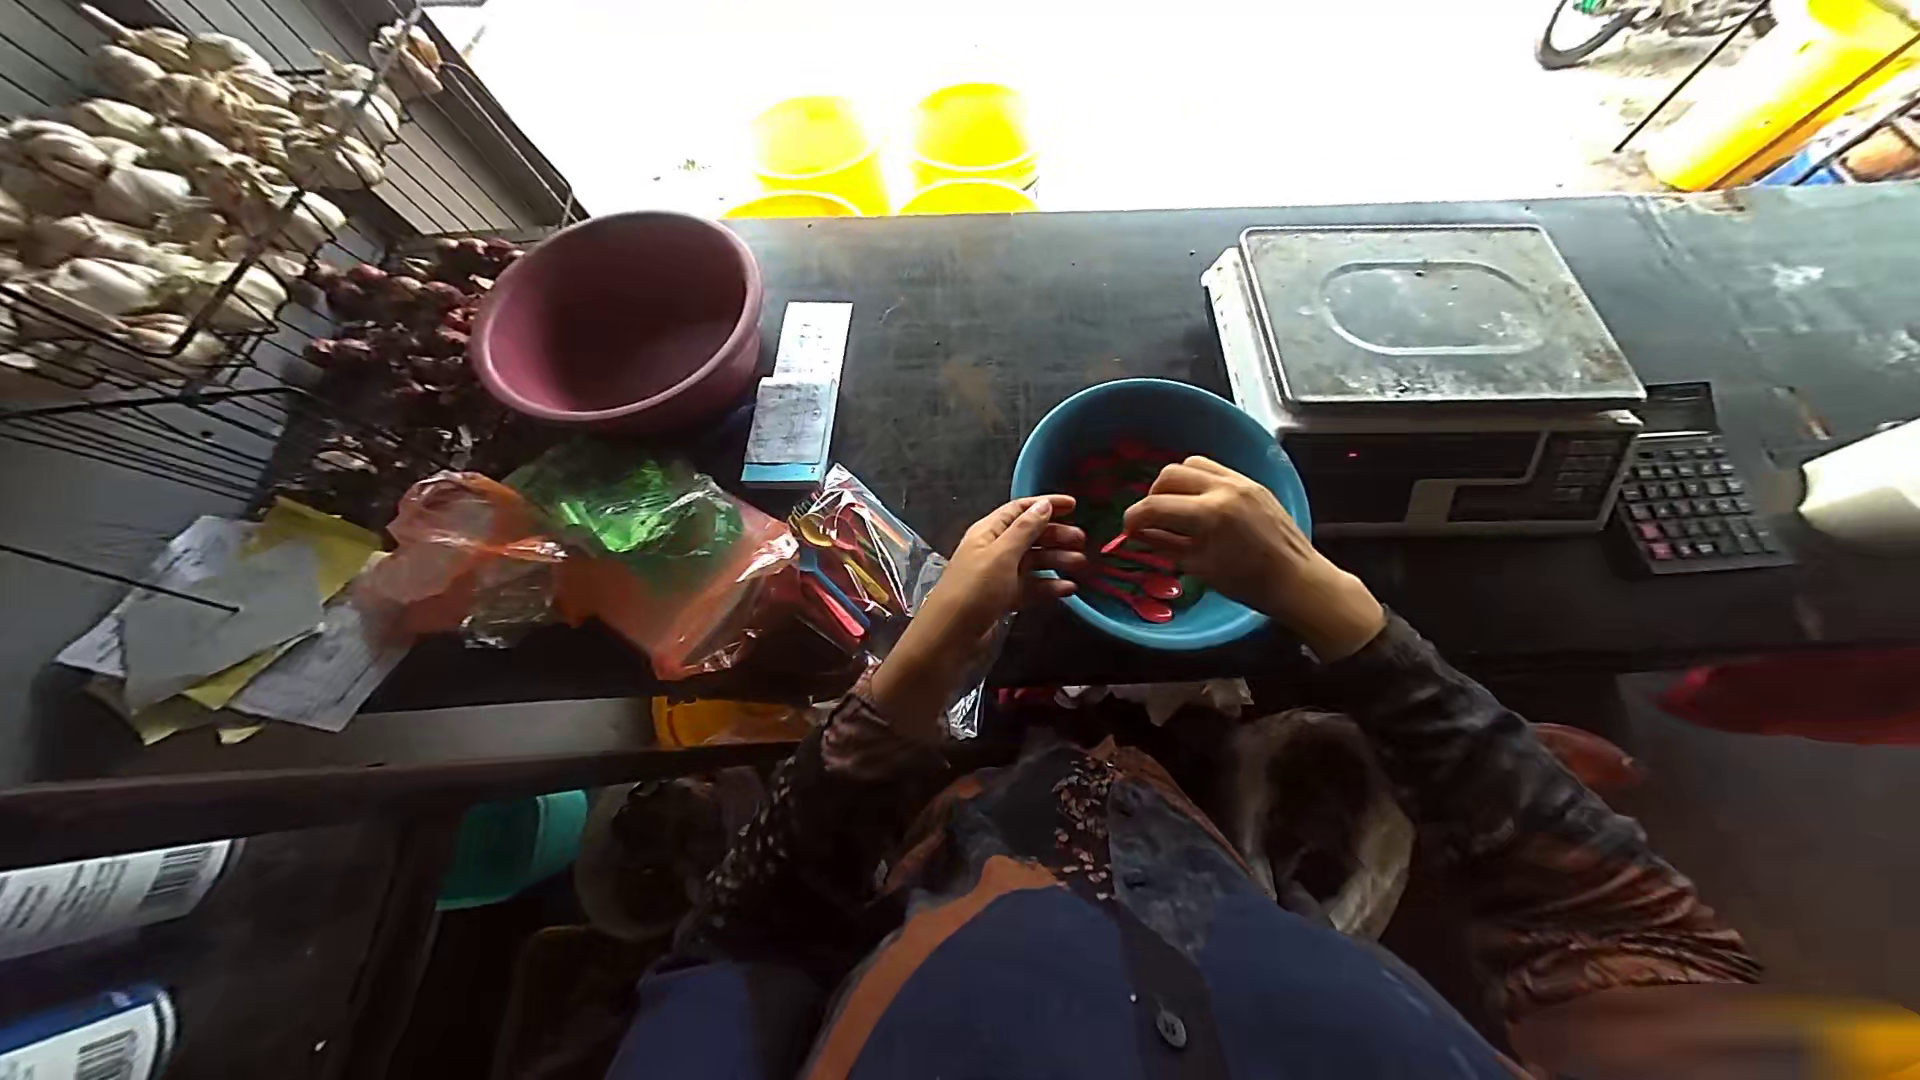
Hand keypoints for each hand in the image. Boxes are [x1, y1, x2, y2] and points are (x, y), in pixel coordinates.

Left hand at [869, 495, 1084, 736]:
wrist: (951, 635)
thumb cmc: (975, 588)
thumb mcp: (1002, 554)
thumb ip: (1025, 529)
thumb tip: (1043, 504)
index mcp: (988, 532)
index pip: (1020, 510)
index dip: (1045, 505)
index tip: (1074, 505)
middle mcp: (994, 549)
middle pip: (1029, 535)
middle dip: (1056, 535)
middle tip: (1083, 540)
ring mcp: (999, 575)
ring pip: (1033, 561)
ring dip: (1056, 560)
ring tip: (1081, 564)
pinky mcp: (1004, 599)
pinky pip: (1031, 586)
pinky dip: (1049, 586)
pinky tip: (1068, 589)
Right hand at [1122, 456, 1383, 659]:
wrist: (1296, 580)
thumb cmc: (1247, 582)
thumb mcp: (1197, 566)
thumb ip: (1163, 543)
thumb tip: (1138, 533)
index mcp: (1210, 514)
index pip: (1155, 506)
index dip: (1134, 517)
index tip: (1128, 529)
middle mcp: (1224, 489)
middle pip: (1169, 475)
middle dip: (1152, 496)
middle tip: (1152, 518)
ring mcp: (1241, 482)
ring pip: (1191, 464)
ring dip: (1174, 483)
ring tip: (1175, 506)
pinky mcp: (1252, 482)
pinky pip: (1214, 469)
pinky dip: (1197, 481)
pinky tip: (1198, 503)